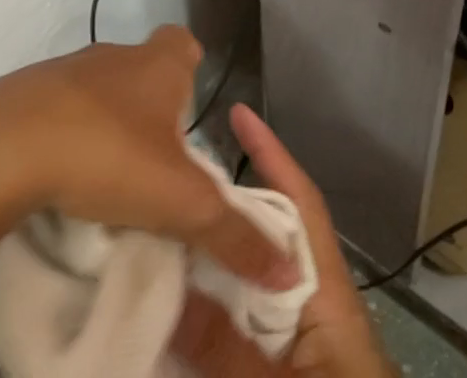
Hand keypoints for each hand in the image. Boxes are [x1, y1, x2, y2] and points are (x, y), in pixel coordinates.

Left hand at [0, 27, 298, 289]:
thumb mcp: (183, 204)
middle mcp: (105, 56)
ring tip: (112, 172)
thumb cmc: (105, 158)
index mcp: (152, 67)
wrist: (1, 149)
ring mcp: (55, 71)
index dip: (191, 64)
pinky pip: (52, 109)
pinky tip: (62, 172)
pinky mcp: (17, 94)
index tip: (192, 99)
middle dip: (150, 104)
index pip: (181, 41)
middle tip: (161, 156)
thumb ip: (236, 235)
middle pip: (137, 68)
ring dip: (104, 121)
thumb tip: (288, 270)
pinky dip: (63, 133)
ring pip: (92, 90)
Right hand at [169, 104, 394, 377]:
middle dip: (210, 203)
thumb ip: (233, 351)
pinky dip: (188, 293)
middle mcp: (303, 307)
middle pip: (257, 237)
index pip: (301, 211)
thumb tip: (167, 286)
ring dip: (192, 248)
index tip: (236, 113)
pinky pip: (219, 314)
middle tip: (154, 175)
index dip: (274, 158)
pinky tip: (149, 287)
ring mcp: (282, 337)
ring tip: (140, 219)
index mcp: (327, 302)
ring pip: (231, 276)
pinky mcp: (260, 361)